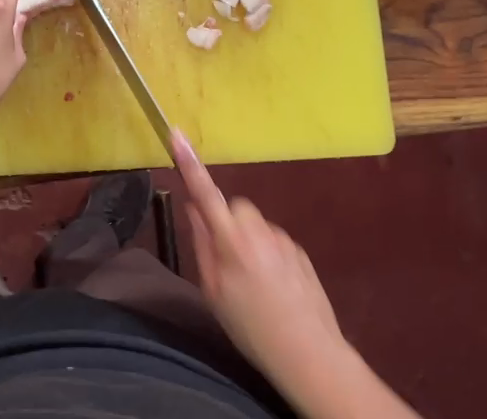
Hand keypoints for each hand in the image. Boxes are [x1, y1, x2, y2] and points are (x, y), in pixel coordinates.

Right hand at [172, 129, 355, 390]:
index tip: (177, 134)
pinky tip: (273, 287)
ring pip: (255, 224)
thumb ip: (202, 244)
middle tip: (224, 261)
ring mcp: (283, 239)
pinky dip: (268, 254)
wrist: (309, 353)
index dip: (189, 163)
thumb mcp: (213, 291)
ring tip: (251, 282)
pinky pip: (274, 240)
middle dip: (227, 223)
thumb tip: (193, 207)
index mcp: (231, 240)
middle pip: (234, 207)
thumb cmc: (250, 327)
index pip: (204, 192)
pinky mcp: (300, 251)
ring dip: (248, 240)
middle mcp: (258, 230)